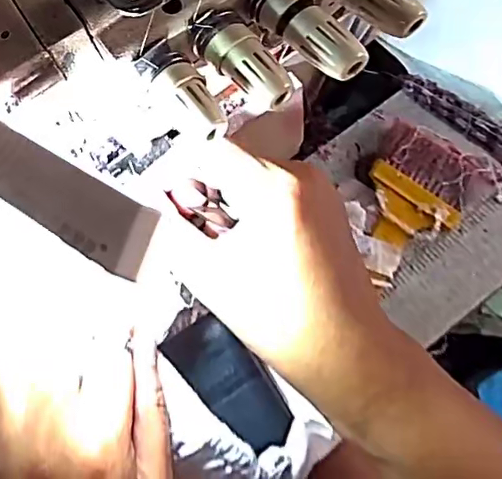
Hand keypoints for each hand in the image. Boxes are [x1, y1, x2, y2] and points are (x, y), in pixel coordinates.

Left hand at [0, 326, 171, 478]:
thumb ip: (152, 407)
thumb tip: (144, 340)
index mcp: (95, 437)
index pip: (111, 348)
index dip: (119, 338)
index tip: (118, 334)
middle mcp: (41, 427)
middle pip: (55, 333)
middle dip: (70, 321)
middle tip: (77, 323)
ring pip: (8, 340)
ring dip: (25, 323)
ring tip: (38, 316)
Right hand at [157, 140, 501, 478]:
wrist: (347, 353)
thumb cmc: (292, 326)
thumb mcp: (210, 275)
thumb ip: (172, 228)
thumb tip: (154, 200)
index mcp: (276, 187)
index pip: (212, 149)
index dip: (180, 167)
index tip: (166, 184)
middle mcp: (302, 176)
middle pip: (231, 158)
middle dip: (203, 185)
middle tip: (190, 217)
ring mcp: (316, 185)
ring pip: (250, 170)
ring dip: (227, 193)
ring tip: (221, 233)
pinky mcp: (322, 198)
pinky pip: (272, 183)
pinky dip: (251, 202)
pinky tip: (248, 238)